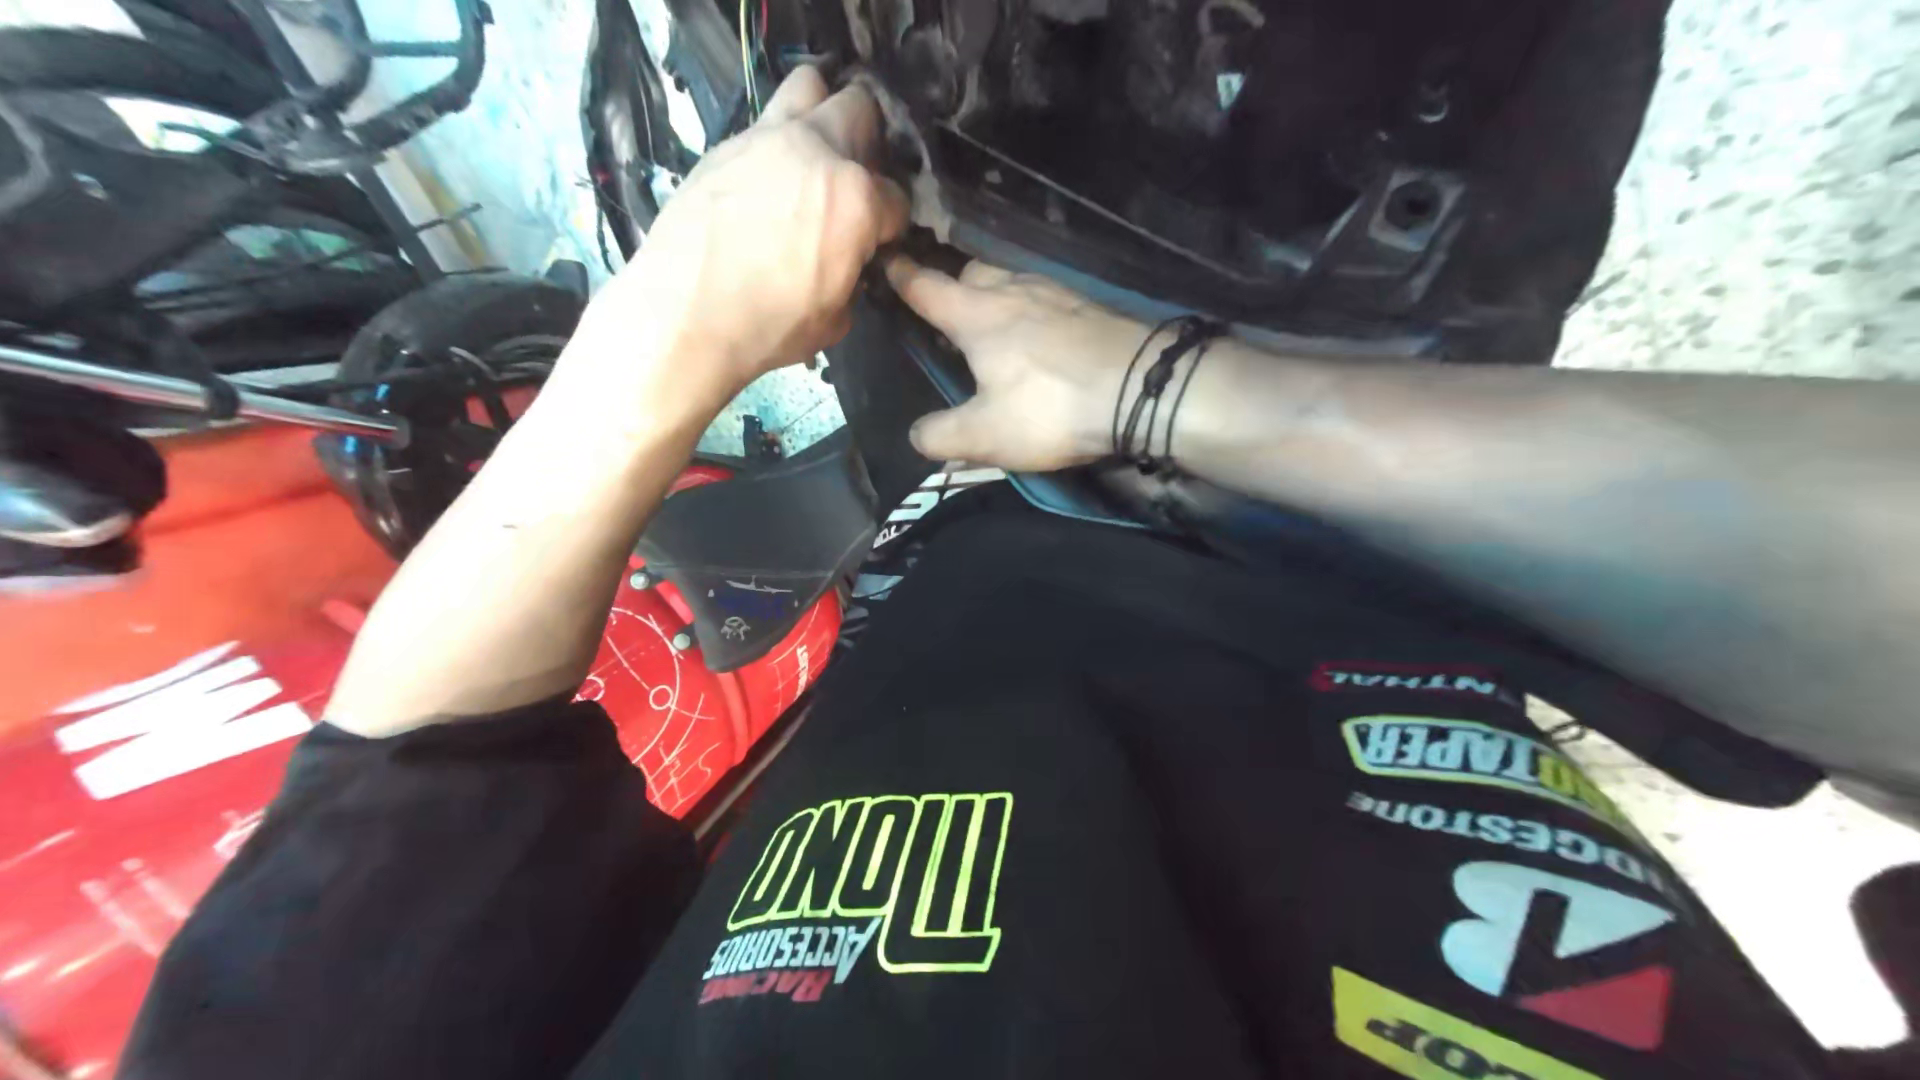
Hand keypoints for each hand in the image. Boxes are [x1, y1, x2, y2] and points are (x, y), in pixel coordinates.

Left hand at [567, 68, 909, 405]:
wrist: (687, 316)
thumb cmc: (771, 327)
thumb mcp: (836, 319)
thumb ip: (852, 277)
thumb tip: (847, 264)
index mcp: (856, 200)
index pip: (896, 199)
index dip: (890, 226)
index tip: (876, 243)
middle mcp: (817, 152)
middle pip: (859, 111)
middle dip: (867, 144)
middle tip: (853, 180)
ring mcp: (768, 139)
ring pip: (808, 88)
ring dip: (820, 114)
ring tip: (811, 158)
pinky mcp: (726, 145)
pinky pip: (764, 127)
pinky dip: (776, 148)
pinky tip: (766, 186)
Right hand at [886, 256, 1152, 470]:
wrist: (1142, 389)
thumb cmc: (1052, 407)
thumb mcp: (985, 436)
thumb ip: (941, 436)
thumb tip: (918, 434)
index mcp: (977, 316)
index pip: (926, 287)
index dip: (901, 277)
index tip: (885, 263)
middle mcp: (1014, 291)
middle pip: (971, 272)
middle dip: (952, 286)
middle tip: (946, 315)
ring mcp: (1056, 294)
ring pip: (1012, 282)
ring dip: (994, 297)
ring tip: (993, 328)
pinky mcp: (1089, 307)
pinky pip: (1045, 298)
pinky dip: (1030, 311)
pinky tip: (1040, 337)